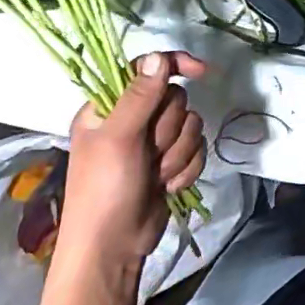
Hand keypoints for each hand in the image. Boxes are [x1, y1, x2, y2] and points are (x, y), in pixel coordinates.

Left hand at [60, 51, 208, 267]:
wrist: (113, 248)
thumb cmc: (104, 190)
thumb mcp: (118, 138)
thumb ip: (140, 96)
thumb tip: (159, 56)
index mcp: (108, 106)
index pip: (146, 69)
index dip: (173, 65)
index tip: (200, 71)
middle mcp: (131, 119)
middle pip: (175, 99)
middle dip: (169, 129)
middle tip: (148, 153)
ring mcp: (152, 143)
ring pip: (190, 125)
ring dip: (178, 153)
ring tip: (157, 176)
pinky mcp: (170, 164)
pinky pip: (196, 150)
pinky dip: (185, 169)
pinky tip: (168, 187)